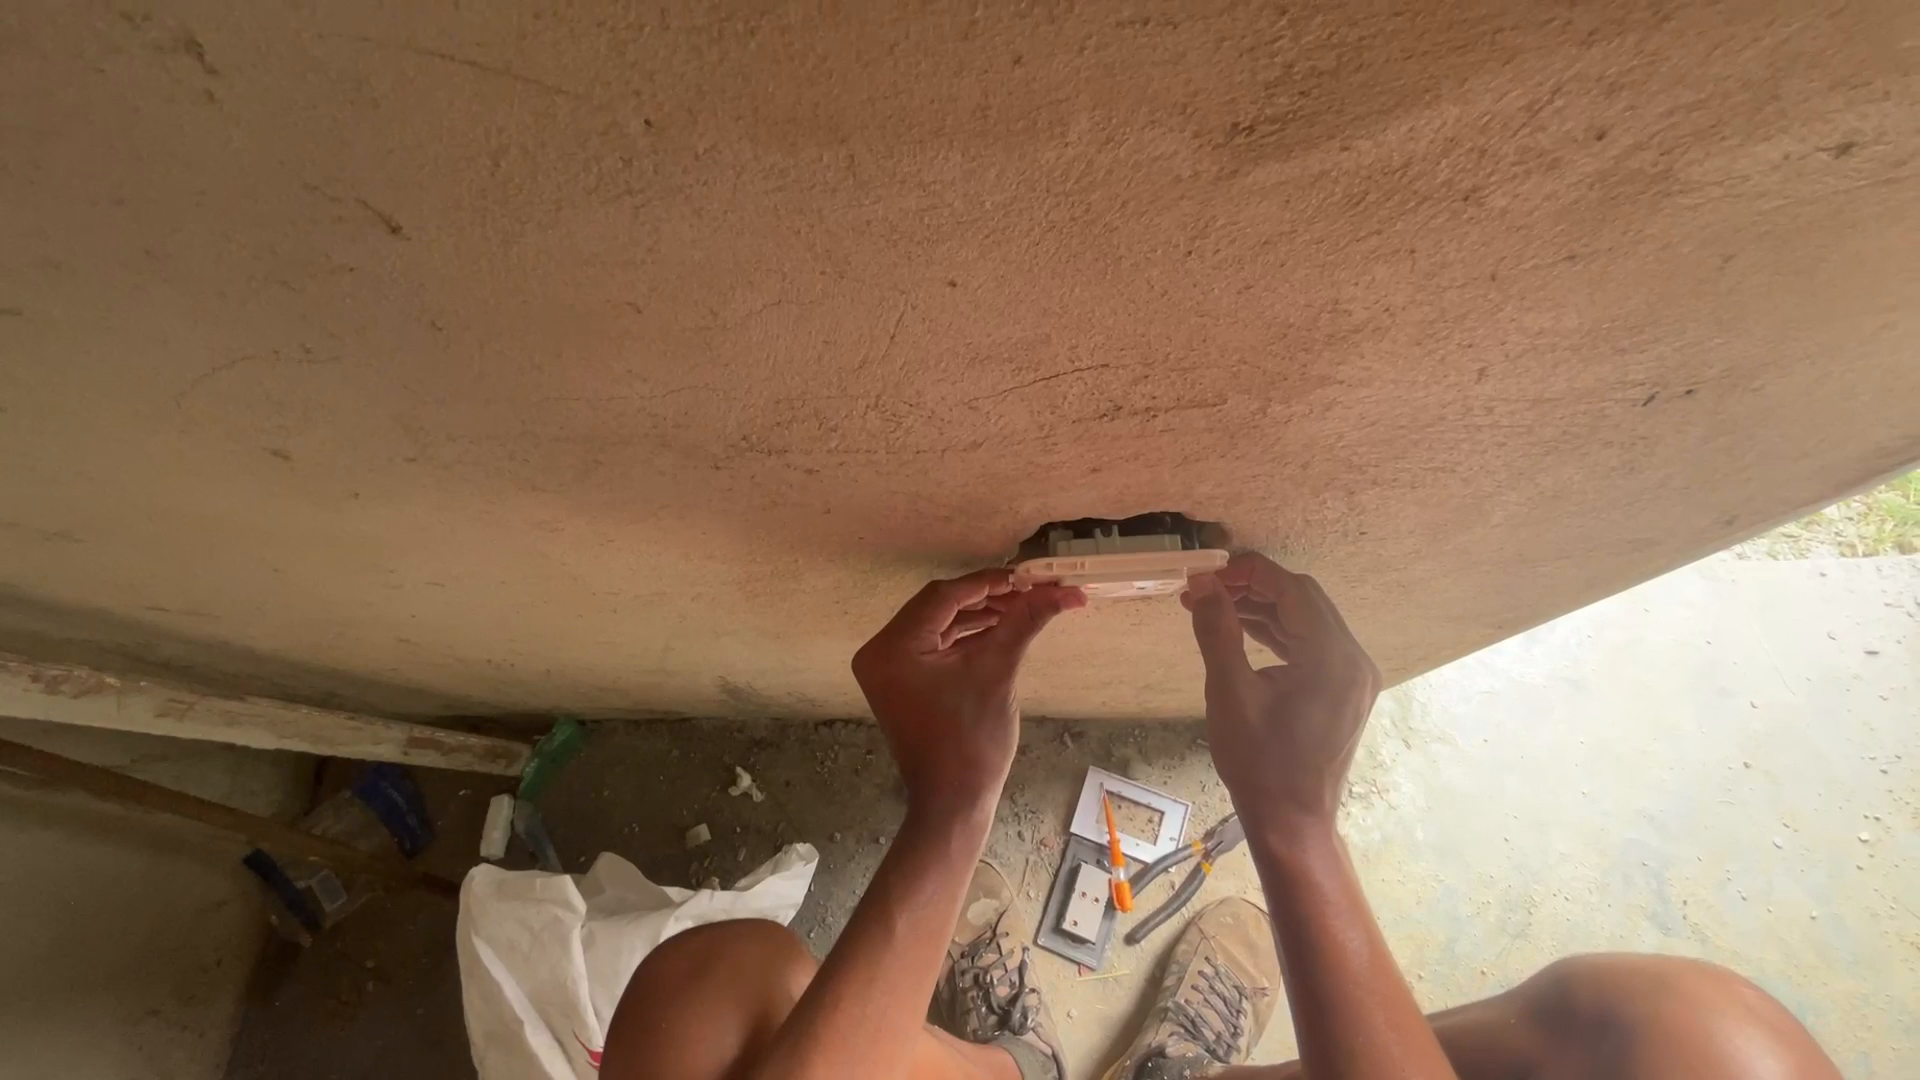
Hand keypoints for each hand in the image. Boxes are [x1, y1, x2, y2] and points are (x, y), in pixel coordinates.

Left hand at [853, 569, 1085, 815]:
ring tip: (1023, 608)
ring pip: (938, 623)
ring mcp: (887, 667)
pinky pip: (934, 644)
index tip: (1027, 576)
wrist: (953, 802)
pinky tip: (1000, 627)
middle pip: (938, 606)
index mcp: (891, 648)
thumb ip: (1024, 622)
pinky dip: (965, 636)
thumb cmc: (972, 742)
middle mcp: (880, 652)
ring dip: (978, 615)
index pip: (942, 597)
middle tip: (1030, 591)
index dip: (988, 583)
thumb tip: (1061, 589)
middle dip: (986, 598)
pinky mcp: (901, 679)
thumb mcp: (998, 672)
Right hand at [1182, 554, 1381, 835]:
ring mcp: (1352, 677)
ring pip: (1306, 621)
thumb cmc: (1259, 761)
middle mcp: (1353, 660)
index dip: (1249, 573)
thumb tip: (1203, 584)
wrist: (1291, 821)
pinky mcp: (1342, 691)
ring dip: (1261, 609)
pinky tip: (1239, 632)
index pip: (1294, 590)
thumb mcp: (1230, 692)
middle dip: (1252, 587)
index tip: (1208, 573)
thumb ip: (1218, 631)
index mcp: (1333, 658)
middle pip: (1303, 600)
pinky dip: (1275, 633)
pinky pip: (1309, 645)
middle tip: (1205, 591)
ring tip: (1212, 607)